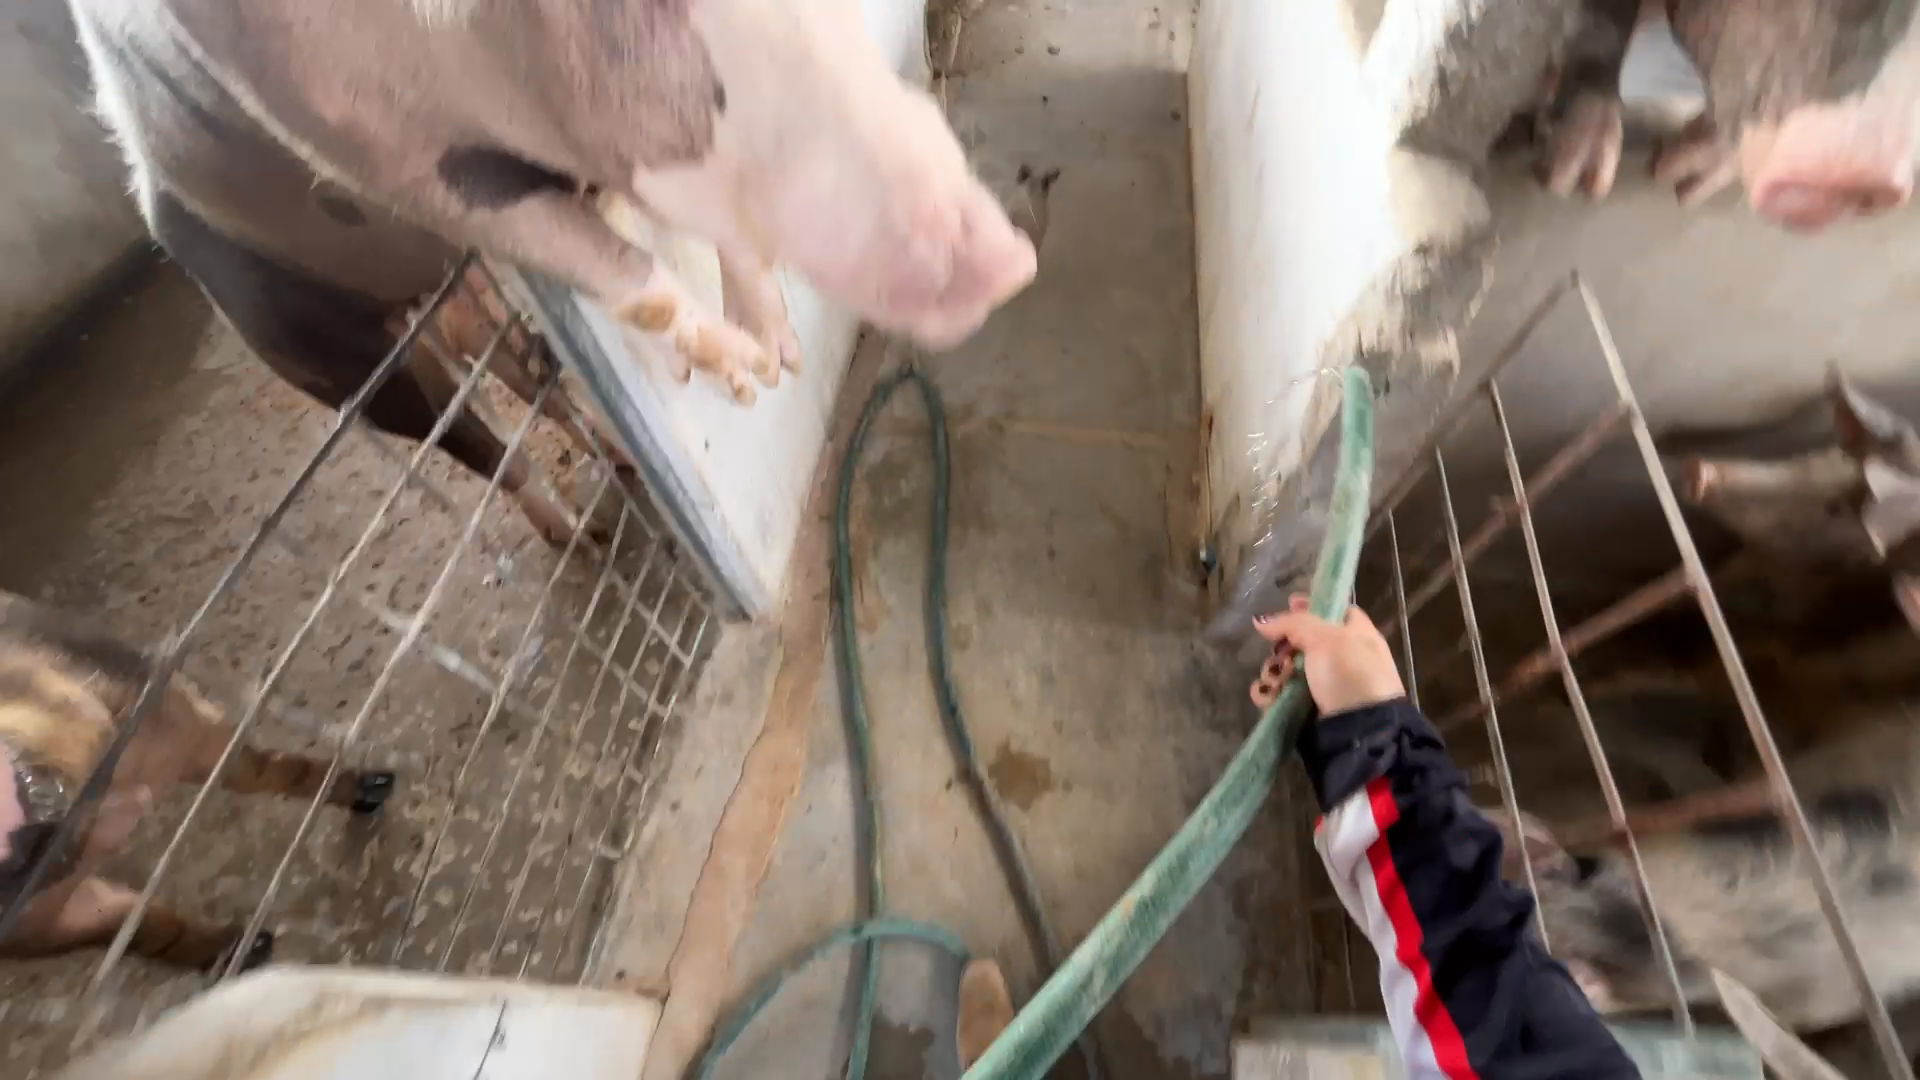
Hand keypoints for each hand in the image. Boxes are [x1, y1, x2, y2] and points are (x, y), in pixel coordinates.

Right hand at [1252, 595, 1405, 715]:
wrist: (1361, 730)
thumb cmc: (1351, 675)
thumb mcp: (1326, 638)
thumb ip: (1292, 624)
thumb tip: (1260, 621)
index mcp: (1356, 635)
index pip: (1334, 611)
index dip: (1311, 606)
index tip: (1288, 604)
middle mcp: (1339, 658)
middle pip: (1299, 641)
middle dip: (1282, 646)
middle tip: (1280, 654)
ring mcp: (1322, 685)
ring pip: (1285, 668)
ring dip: (1273, 672)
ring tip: (1276, 681)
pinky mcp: (1306, 708)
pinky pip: (1279, 694)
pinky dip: (1269, 694)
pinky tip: (1268, 695)